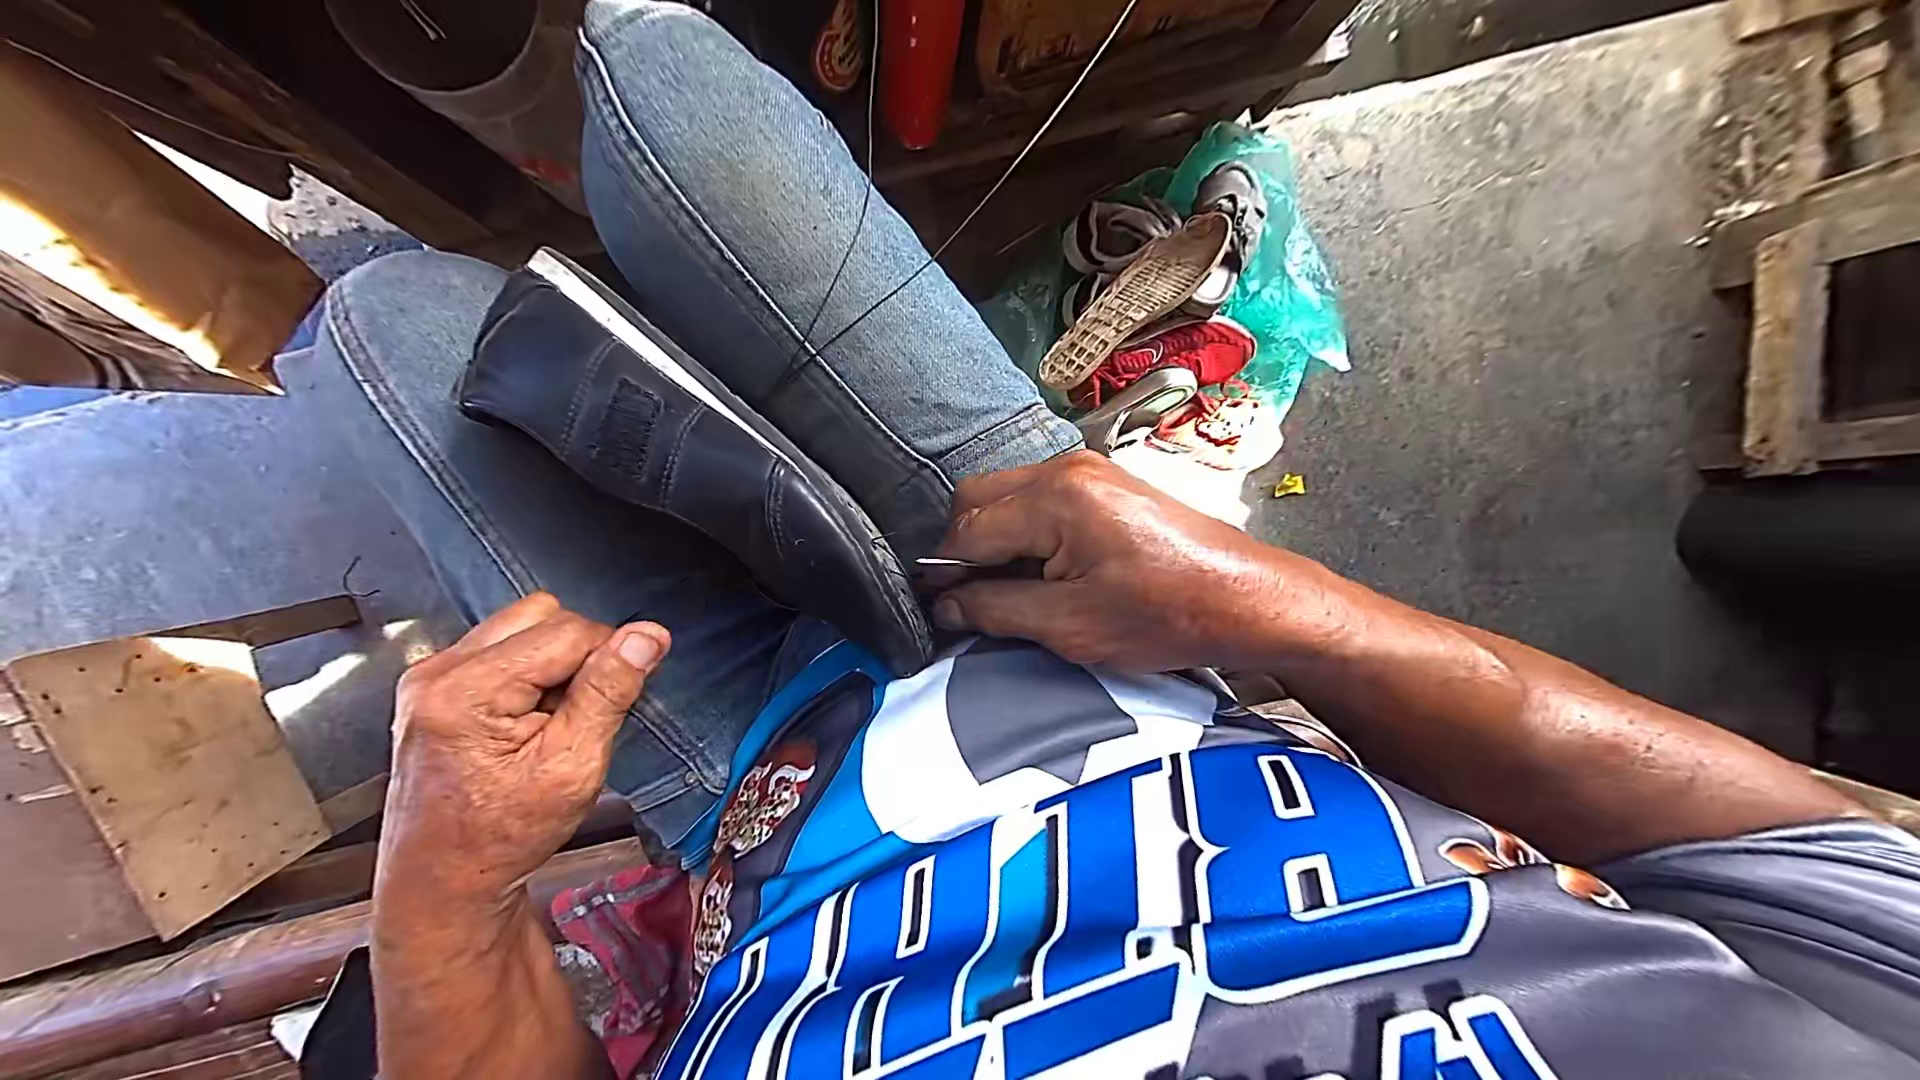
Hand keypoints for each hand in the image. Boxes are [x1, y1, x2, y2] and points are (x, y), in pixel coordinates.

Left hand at [375, 593, 670, 913]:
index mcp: (467, 690)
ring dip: (558, 659)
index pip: (571, 630)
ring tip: (554, 714)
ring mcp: (432, 676)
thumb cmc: (504, 835)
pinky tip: (533, 714)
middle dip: (580, 654)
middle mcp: (439, 671)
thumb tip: (647, 635)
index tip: (608, 705)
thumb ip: (610, 690)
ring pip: (527, 624)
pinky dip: (535, 669)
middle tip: (579, 711)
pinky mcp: (437, 686)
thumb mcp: (575, 764)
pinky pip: (507, 645)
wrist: (445, 883)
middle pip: (545, 616)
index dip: (608, 659)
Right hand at [930, 451, 1340, 671]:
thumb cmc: (1169, 615)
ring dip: (992, 539)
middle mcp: (1066, 469)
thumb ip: (994, 609)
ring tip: (1005, 587)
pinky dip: (1022, 531)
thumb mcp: (1070, 626)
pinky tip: (1036, 568)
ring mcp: (1087, 470)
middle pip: (977, 499)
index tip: (934, 605)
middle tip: (968, 597)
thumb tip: (945, 605)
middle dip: (963, 548)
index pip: (967, 530)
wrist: (1247, 599)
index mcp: (1056, 498)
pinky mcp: (1102, 484)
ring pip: (1004, 496)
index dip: (943, 571)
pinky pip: (1037, 498)